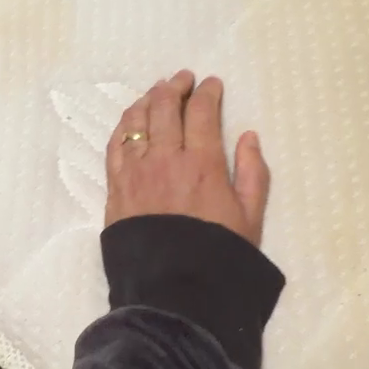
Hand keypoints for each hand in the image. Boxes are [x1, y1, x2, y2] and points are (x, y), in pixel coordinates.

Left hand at [105, 70, 270, 245]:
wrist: (173, 290)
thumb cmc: (218, 254)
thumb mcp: (251, 216)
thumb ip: (253, 172)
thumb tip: (249, 135)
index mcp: (203, 163)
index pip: (201, 112)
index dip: (206, 92)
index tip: (211, 84)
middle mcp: (166, 158)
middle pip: (165, 107)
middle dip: (175, 86)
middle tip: (182, 78)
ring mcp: (136, 170)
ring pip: (137, 120)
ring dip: (147, 99)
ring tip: (156, 91)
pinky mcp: (116, 185)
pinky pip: (115, 143)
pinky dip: (124, 124)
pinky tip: (130, 119)